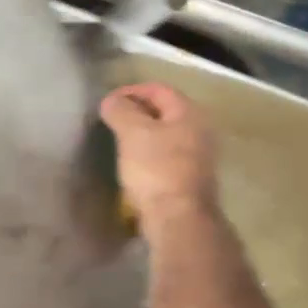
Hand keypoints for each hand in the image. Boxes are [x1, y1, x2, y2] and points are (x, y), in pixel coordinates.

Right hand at [99, 83, 218, 231]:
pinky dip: (149, 154)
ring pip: (167, 135)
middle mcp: (200, 129)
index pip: (159, 90)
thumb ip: (121, 112)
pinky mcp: (190, 179)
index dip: (131, 91)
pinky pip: (167, 157)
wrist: (177, 217)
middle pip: (166, 111)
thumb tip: (111, 101)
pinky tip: (135, 165)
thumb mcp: (133, 134)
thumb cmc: (155, 169)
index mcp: (189, 112)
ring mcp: (198, 156)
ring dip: (144, 135)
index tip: (107, 102)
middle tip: (112, 120)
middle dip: (138, 112)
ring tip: (120, 142)